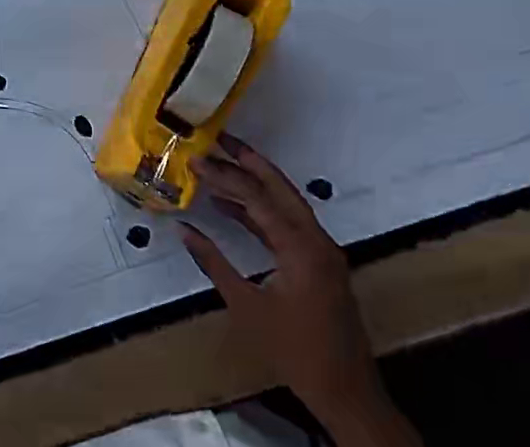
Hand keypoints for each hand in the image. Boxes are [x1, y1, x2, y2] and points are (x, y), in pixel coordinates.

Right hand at [179, 134, 419, 446]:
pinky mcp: (318, 265)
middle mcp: (317, 243)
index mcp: (301, 249)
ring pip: (286, 205)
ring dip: (255, 184)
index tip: (196, 159)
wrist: (345, 392)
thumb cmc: (293, 349)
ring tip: (221, 165)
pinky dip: (261, 211)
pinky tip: (231, 207)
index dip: (225, 176)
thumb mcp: (246, 305)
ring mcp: (321, 253)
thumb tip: (184, 229)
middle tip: (220, 139)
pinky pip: (287, 225)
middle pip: (281, 190)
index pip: (259, 199)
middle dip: (250, 162)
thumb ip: (213, 262)